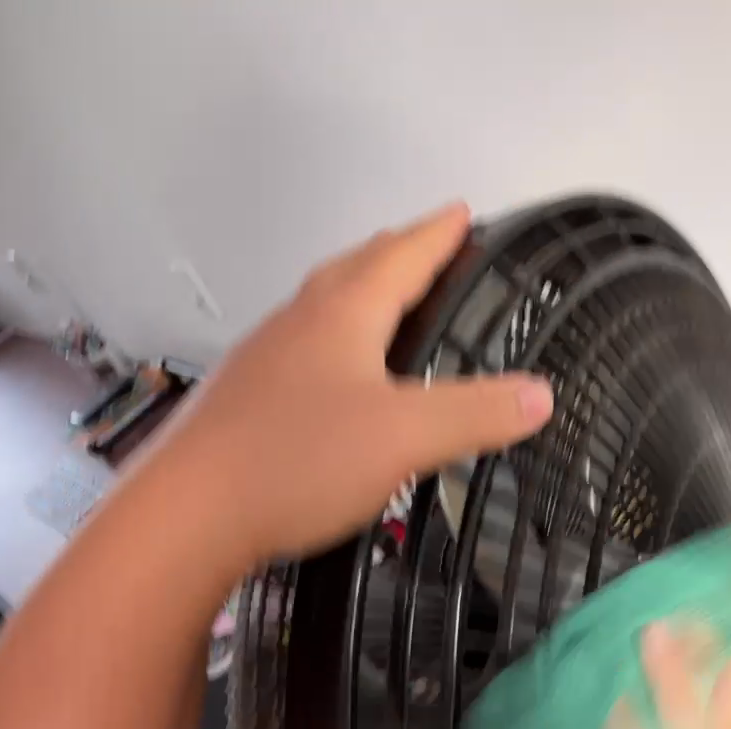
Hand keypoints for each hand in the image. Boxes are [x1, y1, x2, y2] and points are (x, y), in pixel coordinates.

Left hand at [144, 202, 553, 567]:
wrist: (189, 515)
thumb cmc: (299, 462)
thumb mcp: (405, 438)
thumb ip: (476, 414)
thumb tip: (541, 395)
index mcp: (342, 316)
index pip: (402, 257)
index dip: (438, 235)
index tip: (463, 212)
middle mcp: (300, 323)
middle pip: (356, 269)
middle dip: (399, 253)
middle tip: (431, 248)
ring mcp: (266, 358)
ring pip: (323, 306)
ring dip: (361, 291)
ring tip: (389, 302)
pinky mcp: (246, 398)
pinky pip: (303, 347)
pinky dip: (335, 338)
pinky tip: (338, 374)